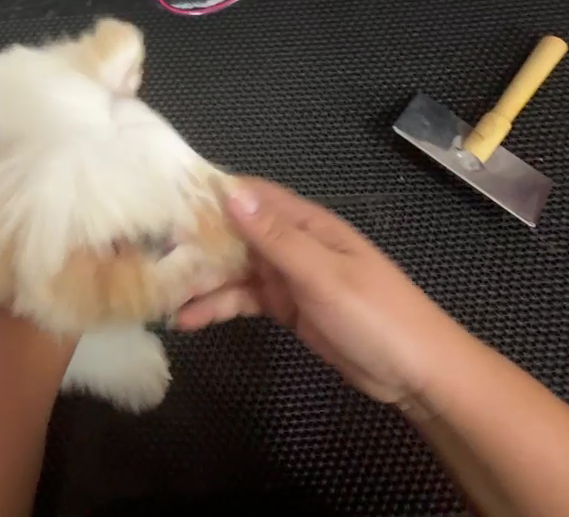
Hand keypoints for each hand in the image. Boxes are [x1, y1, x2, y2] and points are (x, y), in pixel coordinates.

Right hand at [175, 177, 468, 406]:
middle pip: (233, 232)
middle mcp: (290, 242)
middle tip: (148, 250)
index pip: (249, 195)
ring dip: (199, 278)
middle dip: (194, 240)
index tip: (165, 198)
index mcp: (304, 223)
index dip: (209, 194)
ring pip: (232, 267)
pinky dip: (216, 306)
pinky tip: (188, 319)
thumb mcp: (324, 275)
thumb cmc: (377, 315)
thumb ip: (275, 237)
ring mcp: (286, 274)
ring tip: (159, 292)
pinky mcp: (283, 305)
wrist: (420, 376)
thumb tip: (230, 192)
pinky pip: (241, 298)